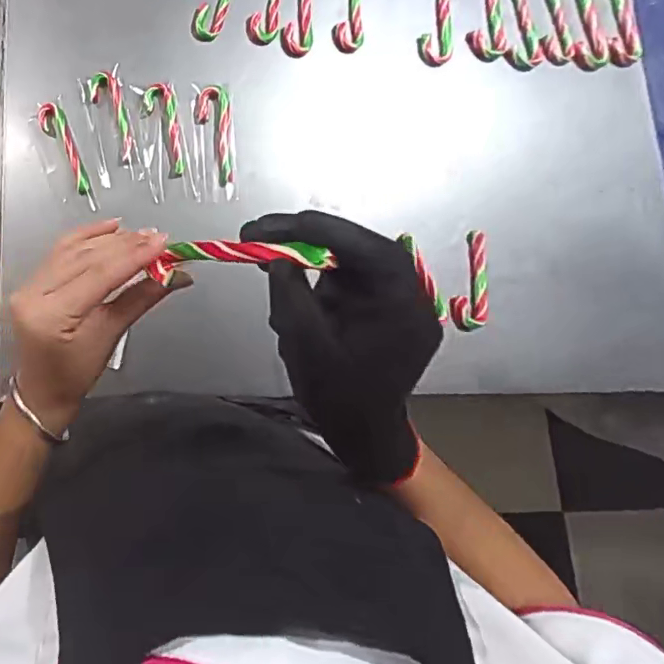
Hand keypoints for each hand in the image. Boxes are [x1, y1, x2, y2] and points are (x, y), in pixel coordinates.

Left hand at [10, 220, 189, 434]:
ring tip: (141, 235)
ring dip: (109, 239)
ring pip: (73, 250)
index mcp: (50, 316)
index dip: (133, 255)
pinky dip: (86, 237)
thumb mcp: (109, 338)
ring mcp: (29, 285)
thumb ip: (139, 300)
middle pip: (86, 258)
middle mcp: (33, 295)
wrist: (42, 390)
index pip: (98, 274)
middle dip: (125, 245)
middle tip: (158, 238)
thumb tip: (173, 276)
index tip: (162, 243)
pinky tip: (109, 227)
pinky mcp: (32, 280)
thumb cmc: (73, 374)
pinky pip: (61, 251)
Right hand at [240, 211, 441, 483]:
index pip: (359, 245)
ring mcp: (393, 299)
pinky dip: (314, 281)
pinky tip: (290, 295)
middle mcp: (406, 292)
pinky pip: (344, 280)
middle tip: (256, 236)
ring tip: (266, 264)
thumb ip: (291, 296)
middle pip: (353, 246)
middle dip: (304, 240)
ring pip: (345, 260)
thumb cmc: (341, 399)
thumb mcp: (307, 347)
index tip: (262, 228)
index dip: (308, 229)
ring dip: (306, 261)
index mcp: (401, 301)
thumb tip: (277, 259)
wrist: (365, 435)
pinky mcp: (377, 306)